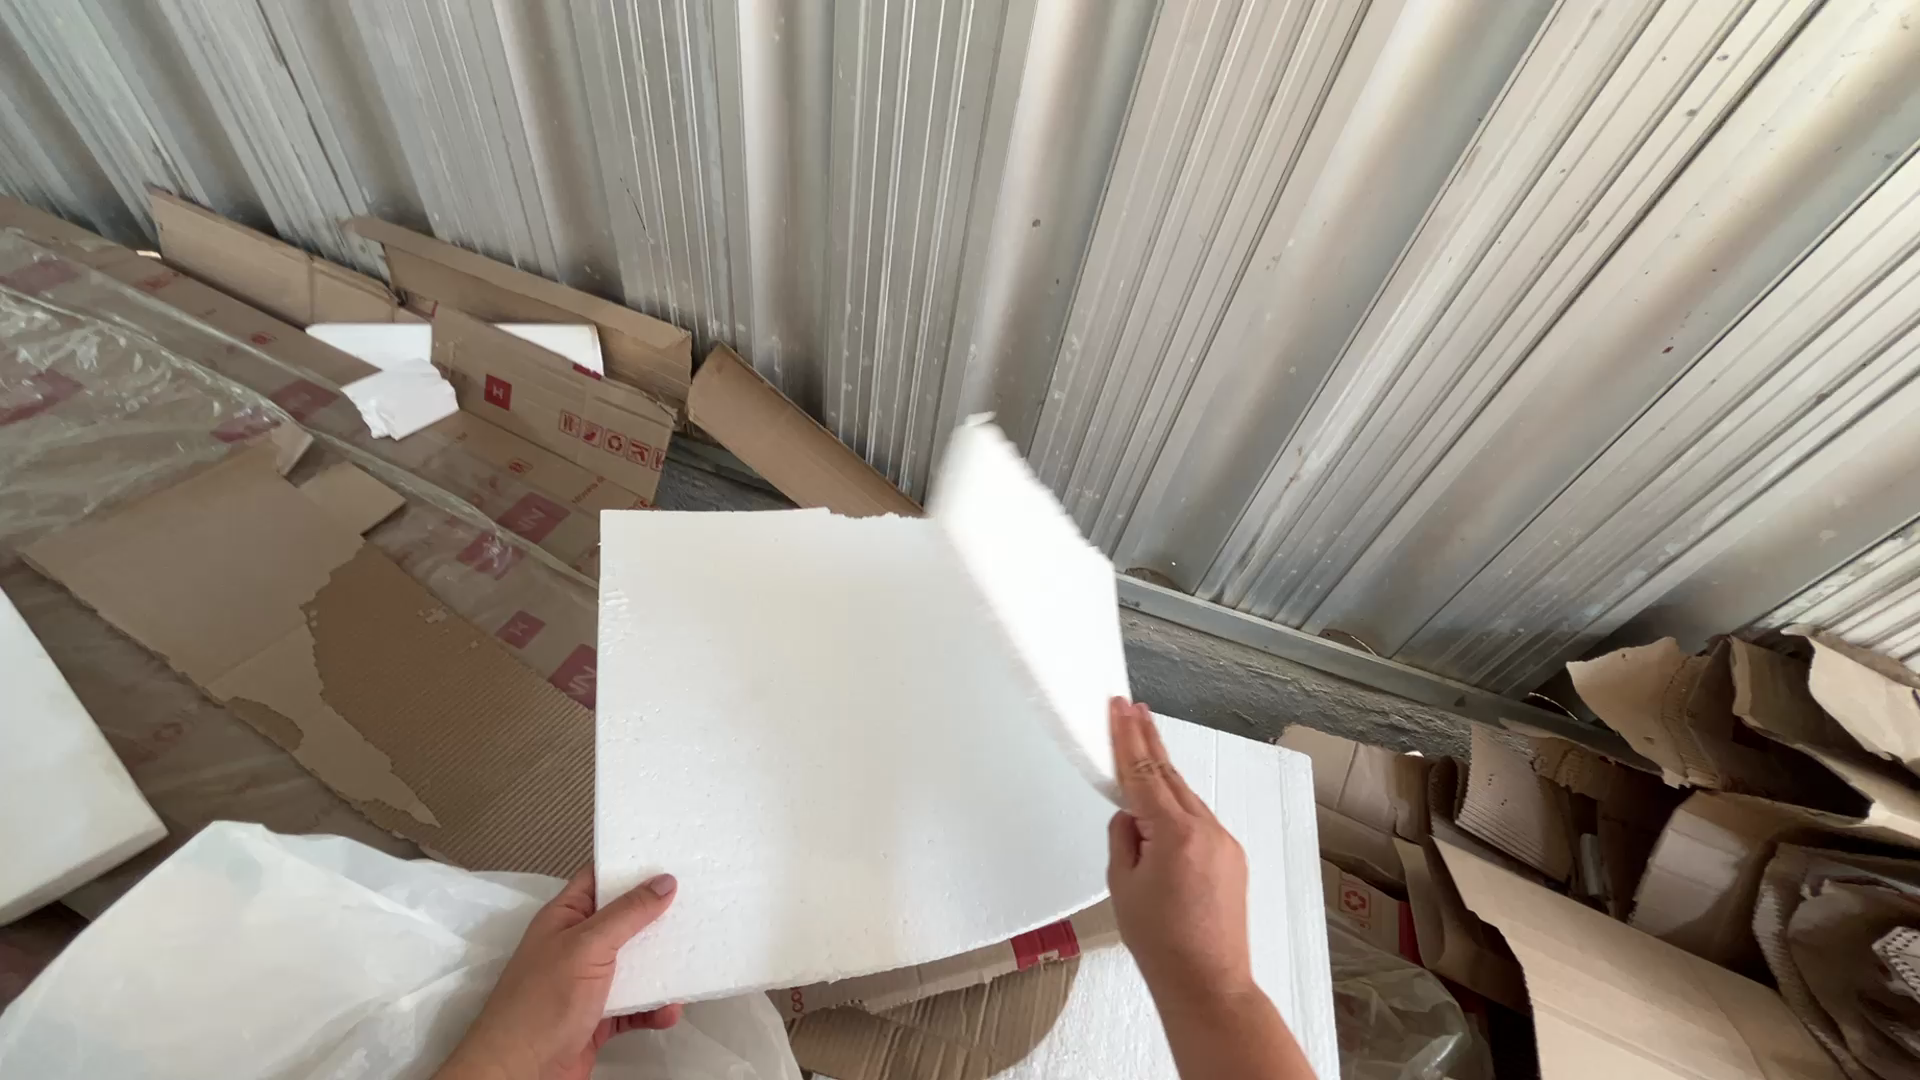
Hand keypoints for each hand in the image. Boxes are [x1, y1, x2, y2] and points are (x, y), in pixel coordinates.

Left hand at [434, 867, 681, 1079]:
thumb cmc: (542, 1005)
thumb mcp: (587, 947)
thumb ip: (628, 913)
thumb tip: (666, 881)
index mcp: (565, 918)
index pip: (600, 877)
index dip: (632, 863)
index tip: (672, 852)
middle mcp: (577, 945)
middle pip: (625, 918)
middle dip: (658, 912)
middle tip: (698, 897)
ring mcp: (587, 983)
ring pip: (634, 962)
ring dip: (661, 963)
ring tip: (693, 954)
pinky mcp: (598, 1018)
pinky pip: (635, 1004)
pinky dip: (653, 1006)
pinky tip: (671, 1009)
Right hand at [1106, 698, 1253, 1004]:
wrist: (1209, 985)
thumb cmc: (1162, 943)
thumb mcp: (1122, 884)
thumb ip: (1124, 837)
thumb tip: (1130, 815)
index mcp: (1174, 834)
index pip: (1142, 773)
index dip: (1127, 736)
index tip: (1119, 707)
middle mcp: (1205, 830)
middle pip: (1168, 774)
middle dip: (1147, 738)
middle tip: (1132, 707)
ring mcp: (1223, 842)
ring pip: (1184, 795)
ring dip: (1162, 770)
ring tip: (1143, 743)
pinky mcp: (1232, 856)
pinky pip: (1198, 817)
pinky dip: (1177, 803)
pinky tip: (1163, 801)